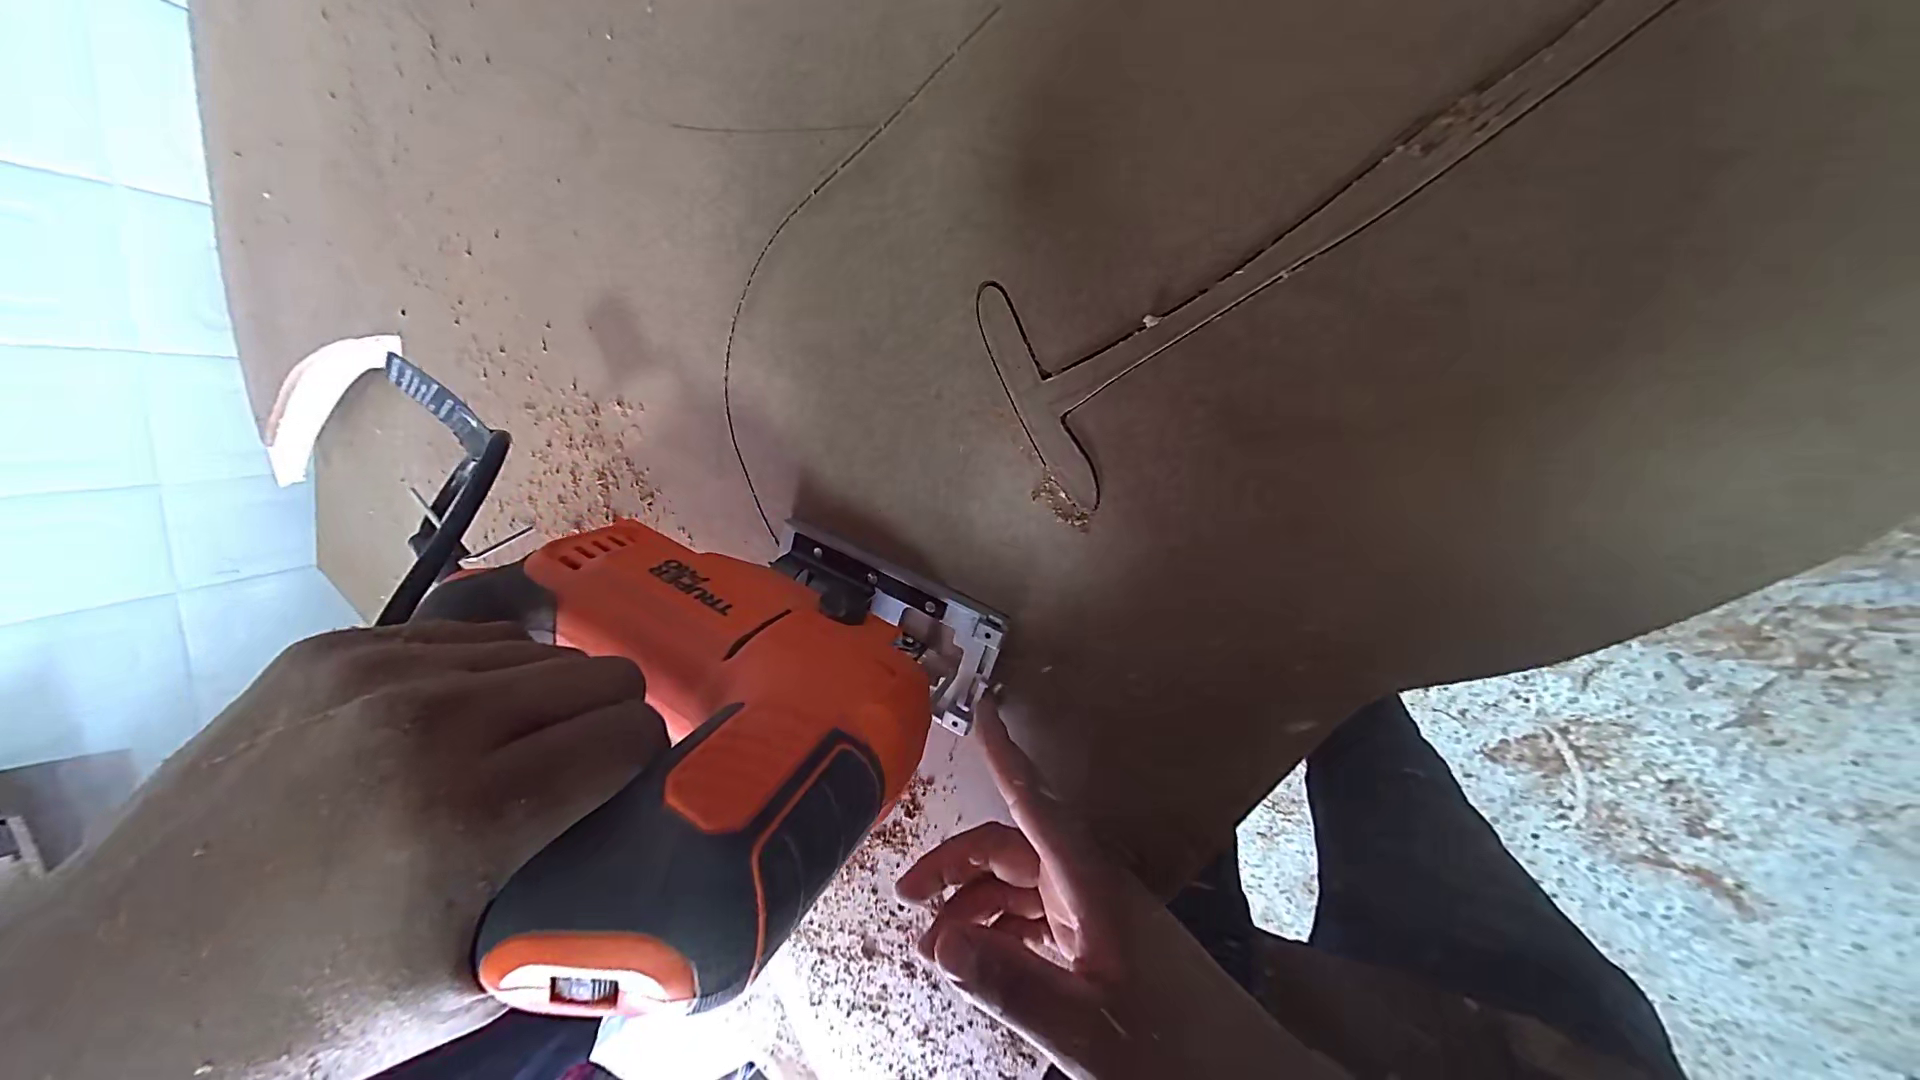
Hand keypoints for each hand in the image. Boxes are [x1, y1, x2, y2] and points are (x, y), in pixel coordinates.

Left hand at [0, 622, 668, 1079]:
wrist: (93, 997)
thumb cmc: (303, 1007)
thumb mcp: (469, 987)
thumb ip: (587, 912)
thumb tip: (667, 851)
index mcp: (469, 813)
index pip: (633, 731)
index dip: (648, 757)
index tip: (632, 783)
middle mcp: (427, 722)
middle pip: (603, 675)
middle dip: (612, 719)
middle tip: (583, 767)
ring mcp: (369, 673)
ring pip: (545, 650)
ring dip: (551, 695)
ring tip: (515, 748)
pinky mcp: (329, 650)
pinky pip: (472, 639)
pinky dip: (488, 675)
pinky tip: (454, 724)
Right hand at [896, 696, 1346, 1079]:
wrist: (1244, 1076)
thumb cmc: (1176, 1050)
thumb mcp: (1085, 1029)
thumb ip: (1011, 985)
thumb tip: (937, 944)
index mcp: (1090, 882)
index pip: (1036, 803)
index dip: (1005, 756)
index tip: (982, 711)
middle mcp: (1088, 882)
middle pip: (1009, 849)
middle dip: (955, 864)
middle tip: (907, 895)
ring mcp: (1092, 909)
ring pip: (1018, 886)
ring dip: (973, 906)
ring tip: (933, 946)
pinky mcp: (1095, 937)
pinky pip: (1034, 918)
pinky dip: (999, 931)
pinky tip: (977, 957)